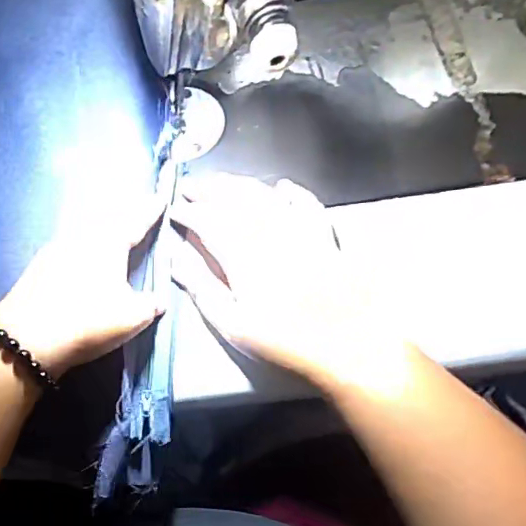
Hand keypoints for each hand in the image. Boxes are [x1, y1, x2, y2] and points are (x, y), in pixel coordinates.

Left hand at [0, 191, 165, 373]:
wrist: (26, 341)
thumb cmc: (87, 322)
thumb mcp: (132, 318)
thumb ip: (150, 304)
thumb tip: (156, 299)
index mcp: (107, 243)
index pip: (135, 222)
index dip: (150, 212)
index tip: (160, 198)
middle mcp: (79, 239)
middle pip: (106, 226)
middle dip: (122, 224)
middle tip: (135, 223)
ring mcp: (53, 253)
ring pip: (83, 241)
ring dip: (98, 244)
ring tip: (110, 252)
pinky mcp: (35, 272)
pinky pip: (66, 257)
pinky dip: (79, 261)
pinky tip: (80, 272)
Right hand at [170, 174, 409, 389]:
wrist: (351, 343)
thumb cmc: (286, 342)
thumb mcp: (233, 325)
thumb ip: (202, 289)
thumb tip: (177, 260)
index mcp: (244, 255)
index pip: (209, 221)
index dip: (188, 212)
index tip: (175, 210)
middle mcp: (273, 233)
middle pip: (237, 200)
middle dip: (210, 190)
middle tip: (193, 186)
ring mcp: (304, 231)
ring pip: (269, 197)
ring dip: (243, 185)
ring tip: (226, 182)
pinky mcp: (331, 237)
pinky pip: (309, 205)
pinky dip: (294, 193)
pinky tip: (284, 189)